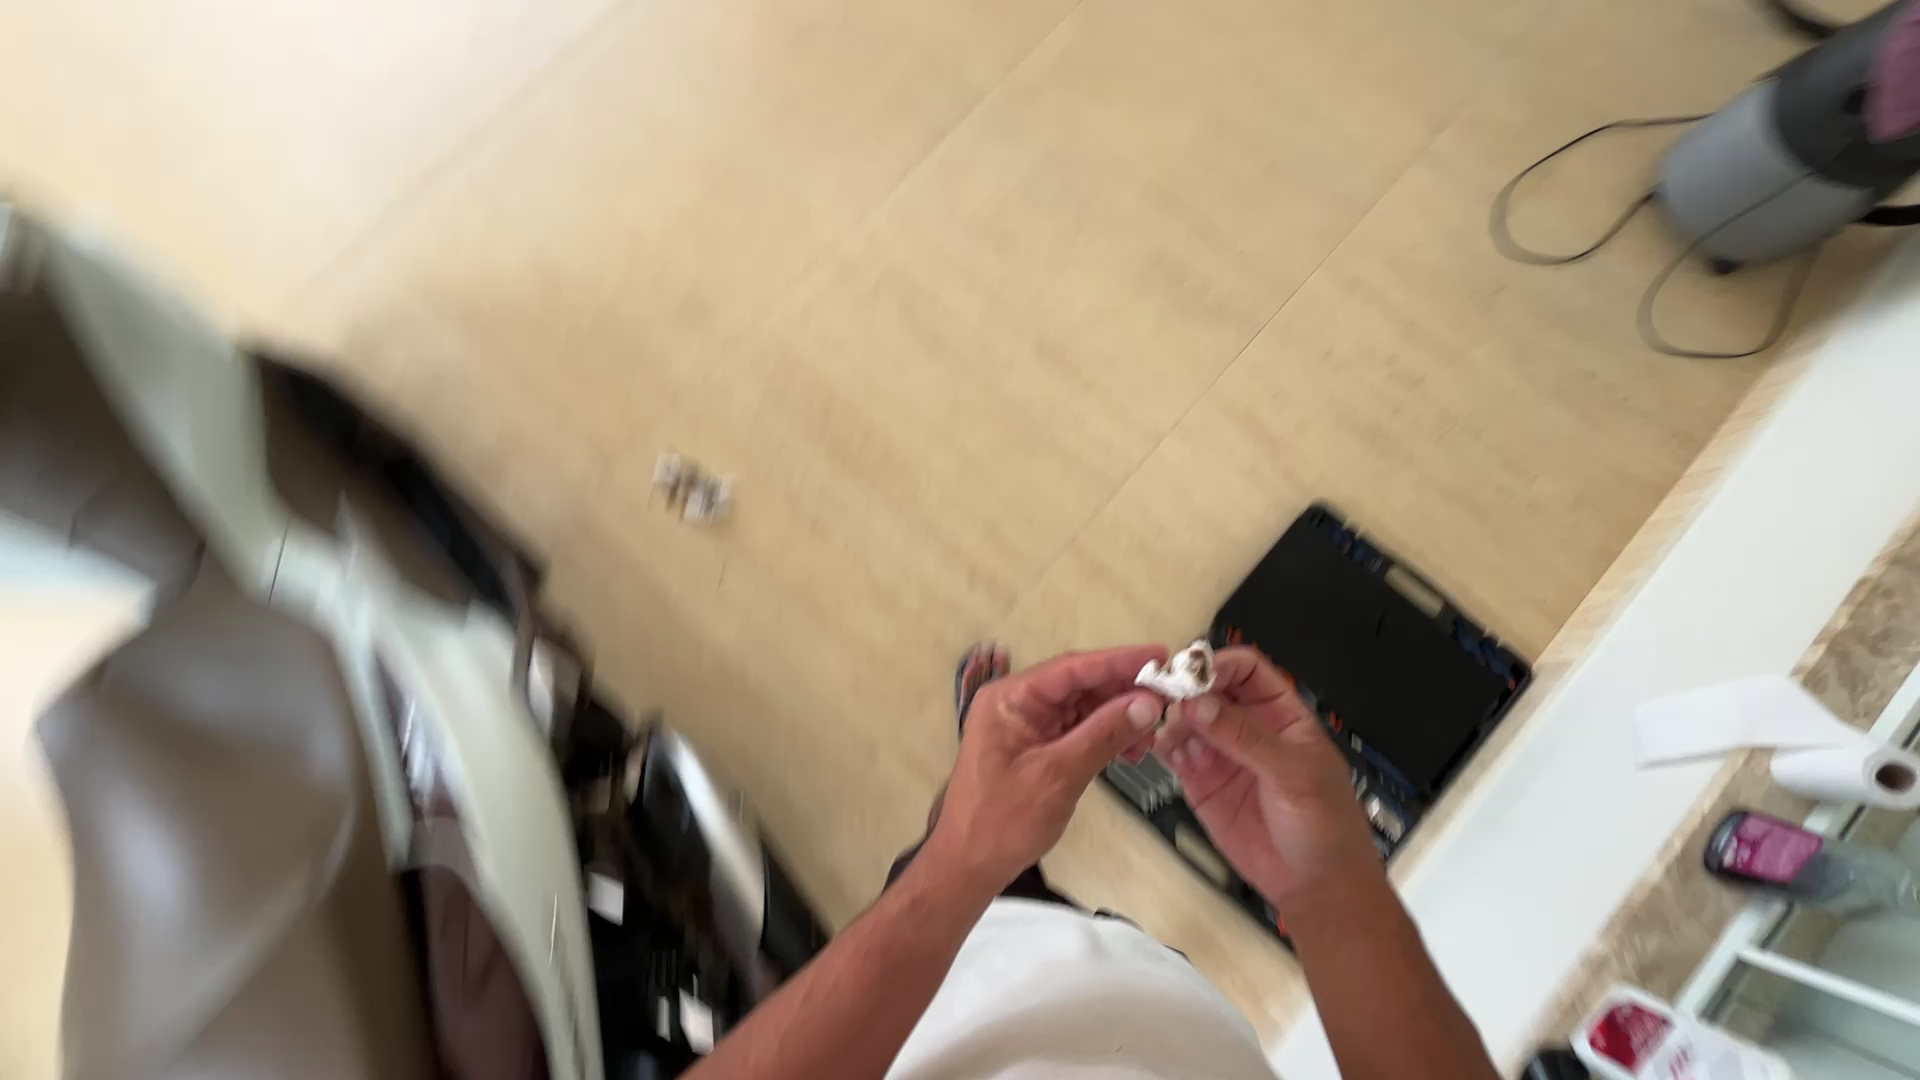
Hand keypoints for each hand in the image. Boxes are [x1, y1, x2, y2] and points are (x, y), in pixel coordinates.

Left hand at [927, 644, 1168, 892]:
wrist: (967, 866)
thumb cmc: (1003, 820)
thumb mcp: (1058, 775)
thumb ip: (1104, 734)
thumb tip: (1148, 702)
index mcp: (1011, 698)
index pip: (1072, 668)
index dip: (1119, 660)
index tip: (1161, 655)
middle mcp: (1017, 702)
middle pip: (1079, 684)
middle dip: (1123, 691)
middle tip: (1168, 700)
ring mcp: (1026, 724)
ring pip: (1082, 707)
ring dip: (1119, 717)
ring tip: (1151, 736)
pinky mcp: (1036, 746)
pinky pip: (1077, 729)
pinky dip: (1106, 736)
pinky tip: (1132, 749)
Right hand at [1153, 647, 1379, 906]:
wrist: (1316, 888)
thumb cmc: (1324, 824)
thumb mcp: (1294, 774)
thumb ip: (1246, 737)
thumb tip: (1198, 702)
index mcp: (1279, 714)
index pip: (1246, 671)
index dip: (1219, 665)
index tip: (1191, 674)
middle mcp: (1245, 726)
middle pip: (1208, 689)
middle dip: (1186, 689)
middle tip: (1165, 697)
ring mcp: (1219, 752)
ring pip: (1185, 717)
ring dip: (1171, 717)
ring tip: (1168, 734)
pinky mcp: (1198, 779)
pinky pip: (1173, 751)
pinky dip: (1162, 745)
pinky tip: (1162, 751)